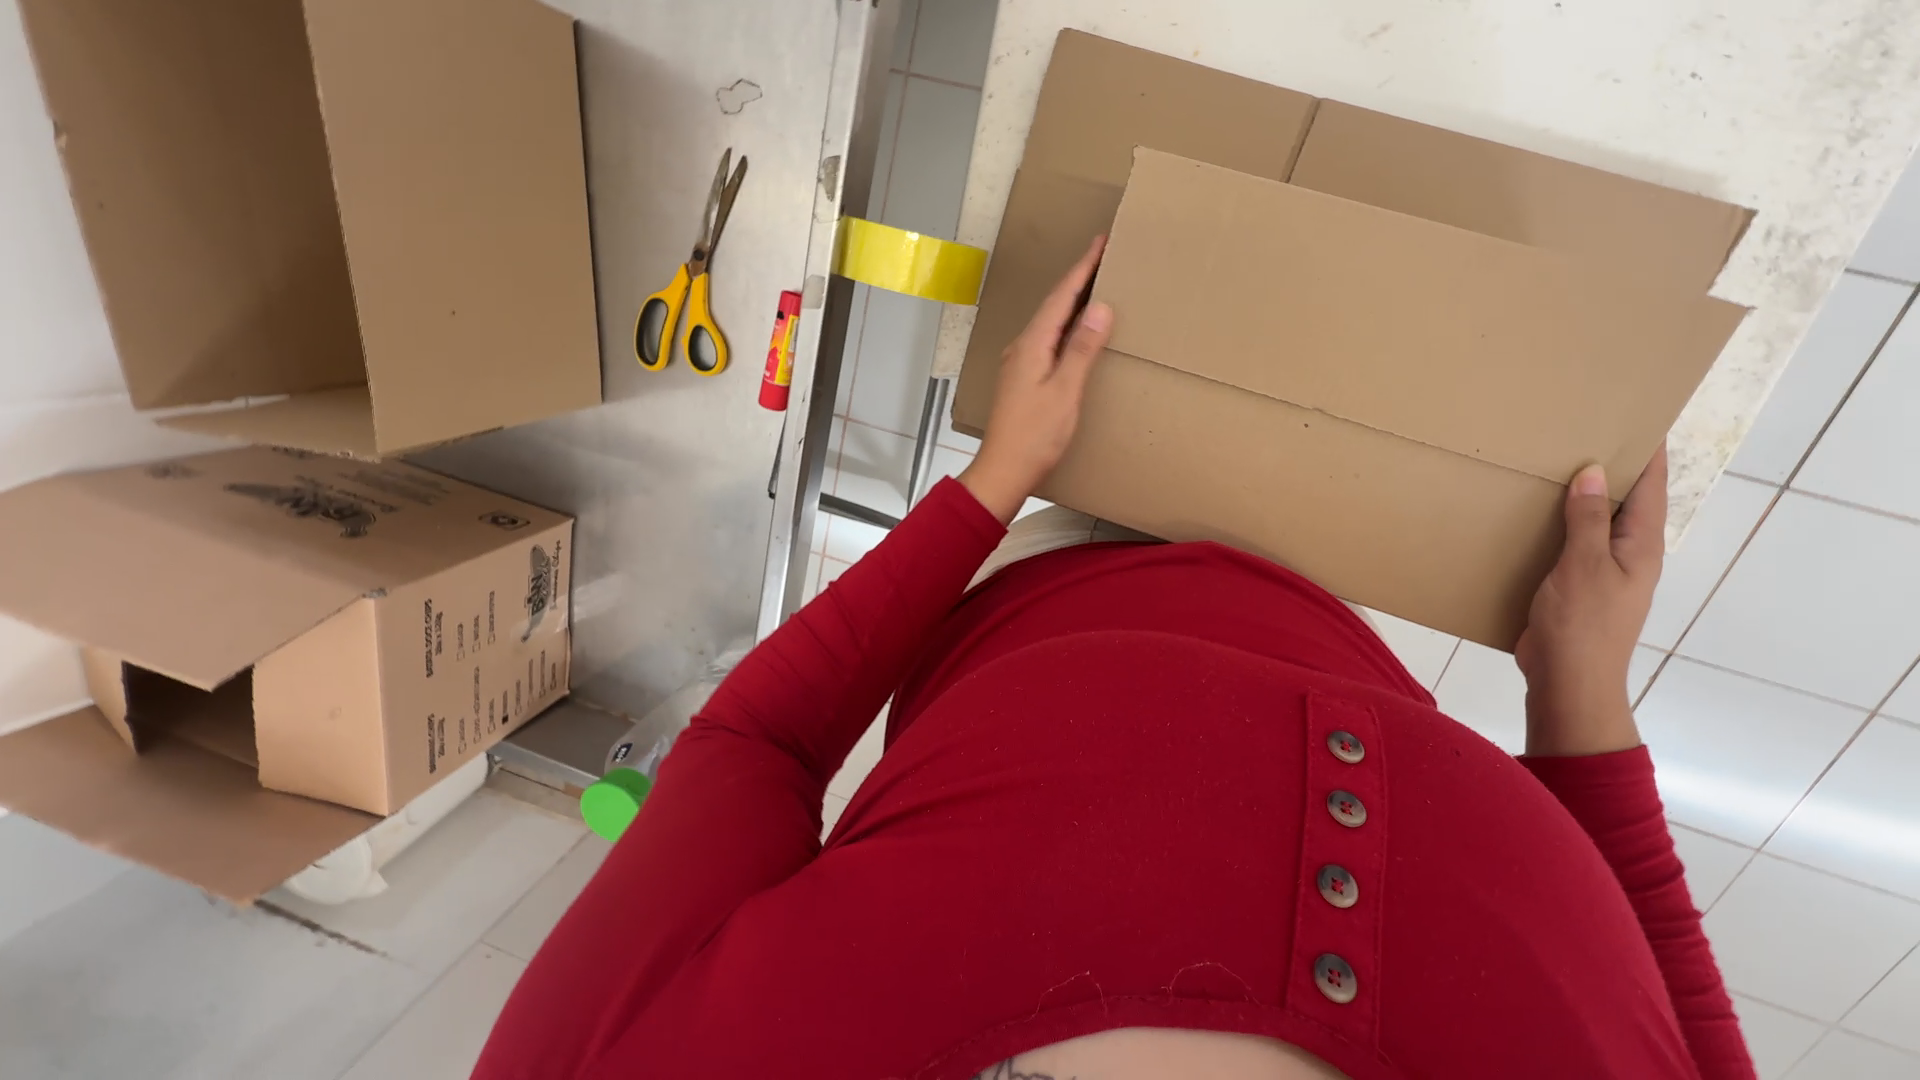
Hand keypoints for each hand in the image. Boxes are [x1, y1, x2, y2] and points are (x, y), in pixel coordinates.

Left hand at [958, 236, 1113, 523]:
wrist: (1003, 472)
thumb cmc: (1034, 437)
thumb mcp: (1065, 392)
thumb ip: (1081, 349)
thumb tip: (1100, 308)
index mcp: (1031, 345)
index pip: (1061, 297)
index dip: (1083, 268)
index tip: (1101, 242)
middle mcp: (1021, 348)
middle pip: (1054, 306)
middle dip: (1079, 280)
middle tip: (1104, 258)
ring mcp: (1019, 365)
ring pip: (1050, 324)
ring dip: (1072, 304)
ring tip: (1096, 289)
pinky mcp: (1023, 381)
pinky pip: (1047, 342)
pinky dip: (1066, 330)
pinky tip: (1077, 335)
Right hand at [1516, 445, 1667, 756]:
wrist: (1568, 680)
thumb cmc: (1582, 623)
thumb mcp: (1584, 566)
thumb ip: (1587, 520)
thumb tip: (1593, 471)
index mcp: (1640, 546)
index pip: (1651, 488)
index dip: (1649, 454)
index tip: (1642, 421)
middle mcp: (1627, 555)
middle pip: (1623, 503)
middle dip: (1609, 472)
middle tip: (1582, 437)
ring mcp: (1600, 572)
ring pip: (1591, 525)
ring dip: (1575, 500)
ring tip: (1549, 471)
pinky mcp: (1573, 587)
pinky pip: (1566, 547)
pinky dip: (1553, 528)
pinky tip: (1526, 522)